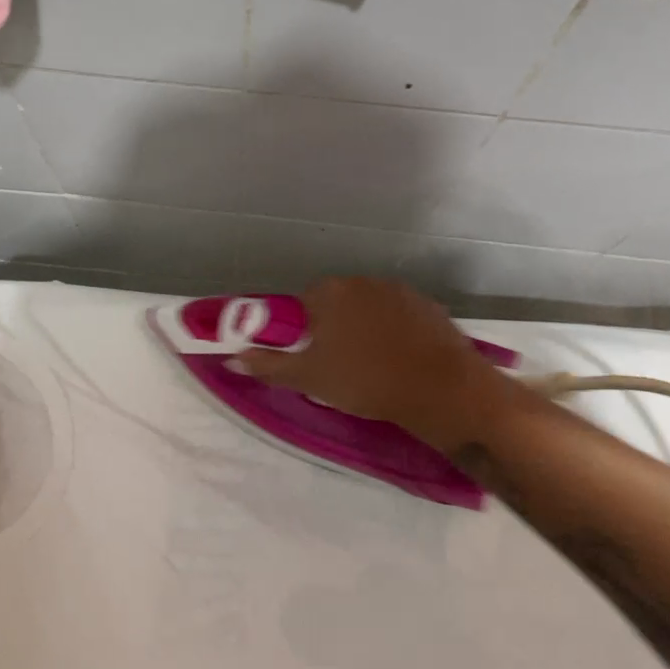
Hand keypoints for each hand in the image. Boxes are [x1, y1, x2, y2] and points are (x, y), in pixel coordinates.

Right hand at [233, 278, 525, 456]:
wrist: (437, 387)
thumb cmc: (363, 380)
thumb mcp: (308, 378)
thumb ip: (268, 365)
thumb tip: (232, 357)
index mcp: (328, 292)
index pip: (302, 304)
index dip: (303, 332)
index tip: (313, 358)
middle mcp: (361, 281)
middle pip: (337, 303)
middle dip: (335, 328)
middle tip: (340, 366)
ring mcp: (399, 290)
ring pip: (370, 309)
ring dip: (367, 329)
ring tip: (374, 365)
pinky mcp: (428, 306)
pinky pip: (401, 317)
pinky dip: (397, 333)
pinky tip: (402, 360)